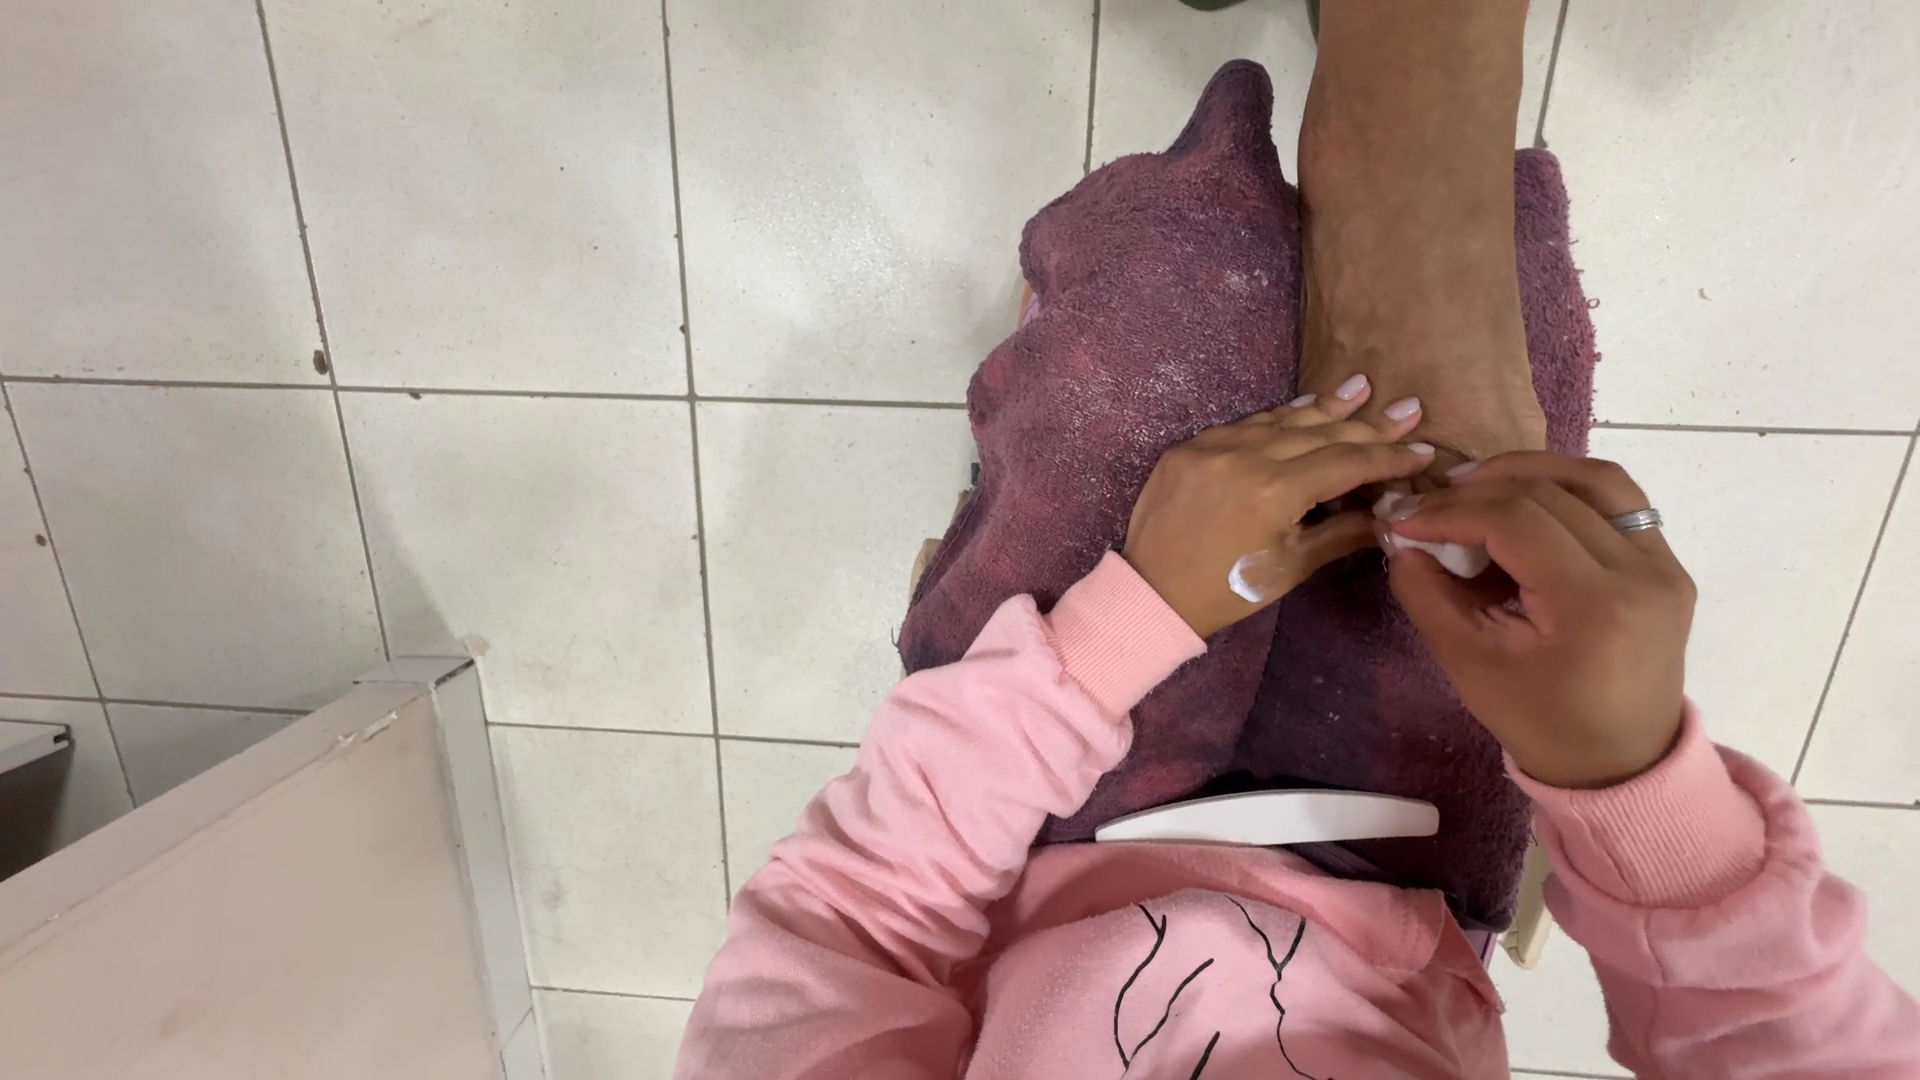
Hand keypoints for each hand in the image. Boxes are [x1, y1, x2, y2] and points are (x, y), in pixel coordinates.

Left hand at [1123, 379, 1433, 638]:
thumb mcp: (1291, 565)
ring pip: (1278, 420)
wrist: (1152, 592)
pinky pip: (1241, 425)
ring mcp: (1210, 447)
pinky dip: (1274, 417)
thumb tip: (1391, 513)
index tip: (1420, 451)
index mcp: (1274, 490)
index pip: (1346, 461)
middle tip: (1406, 408)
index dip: (1387, 456)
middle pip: (1317, 433)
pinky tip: (1301, 407)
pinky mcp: (1185, 448)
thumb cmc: (1226, 589)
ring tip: (1359, 389)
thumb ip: (1343, 533)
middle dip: (1366, 423)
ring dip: (1322, 408)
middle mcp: (1243, 456)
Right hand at [1382, 452, 1695, 788]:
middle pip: (1547, 493)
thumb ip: (1426, 594)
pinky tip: (1514, 497)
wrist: (1619, 759)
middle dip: (1471, 492)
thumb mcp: (1465, 661)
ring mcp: (1662, 561)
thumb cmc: (1538, 718)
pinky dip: (1558, 485)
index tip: (1399, 521)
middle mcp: (1643, 570)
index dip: (1448, 512)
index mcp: (1596, 603)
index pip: (1514, 521)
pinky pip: (1613, 499)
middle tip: (1421, 508)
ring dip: (1523, 469)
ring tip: (1468, 483)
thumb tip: (1402, 542)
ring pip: (1593, 479)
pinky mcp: (1661, 561)